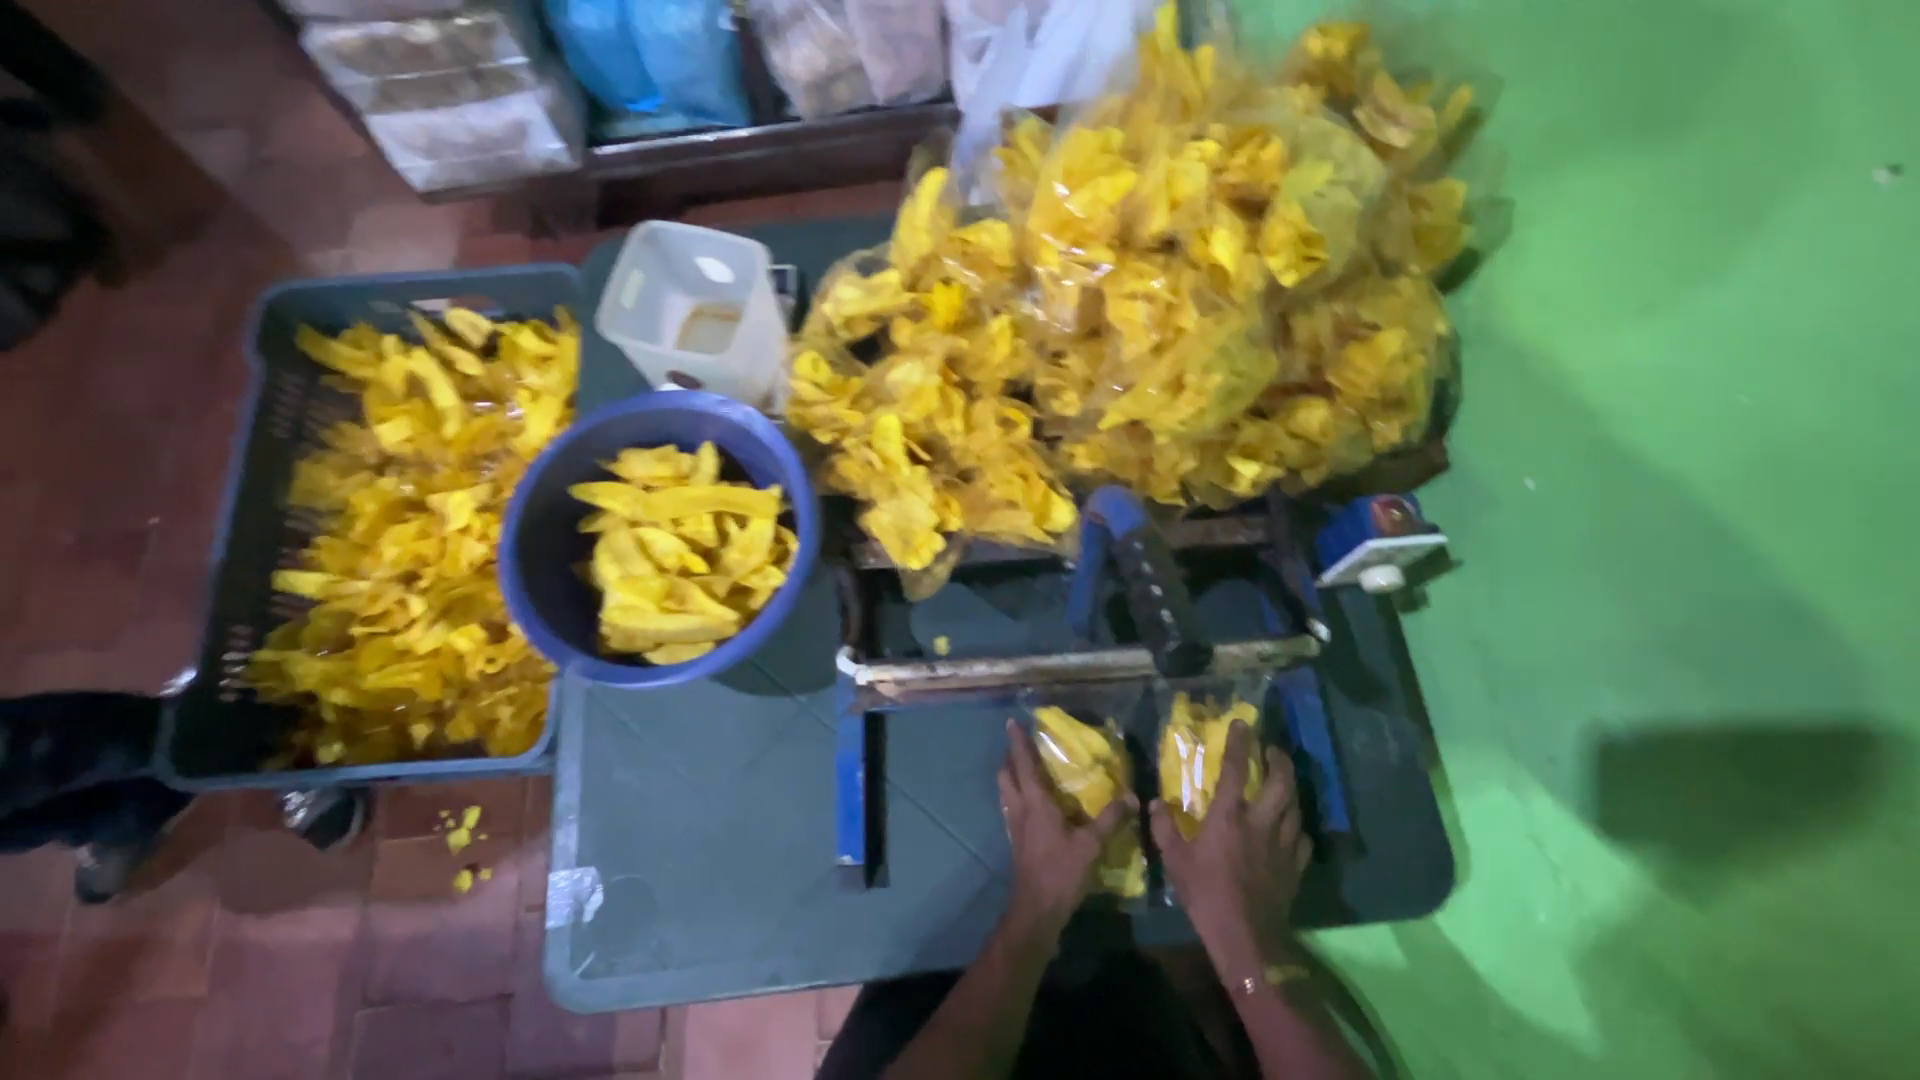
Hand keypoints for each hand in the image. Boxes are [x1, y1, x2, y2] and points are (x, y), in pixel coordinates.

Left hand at [998, 718, 1130, 937]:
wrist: (1037, 909)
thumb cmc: (1061, 871)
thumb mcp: (1092, 844)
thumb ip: (1111, 819)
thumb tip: (1132, 796)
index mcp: (1035, 802)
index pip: (1024, 764)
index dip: (1018, 742)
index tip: (1012, 723)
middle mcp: (1020, 809)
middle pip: (1006, 775)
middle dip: (1010, 757)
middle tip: (1019, 744)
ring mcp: (1015, 826)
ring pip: (1006, 792)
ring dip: (1010, 776)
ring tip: (1022, 768)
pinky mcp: (1016, 841)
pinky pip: (1012, 808)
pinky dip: (1016, 796)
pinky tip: (1029, 804)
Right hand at [1149, 720, 1311, 965]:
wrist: (1246, 936)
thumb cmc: (1205, 894)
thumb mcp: (1174, 861)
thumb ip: (1163, 828)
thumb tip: (1154, 803)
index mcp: (1229, 816)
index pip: (1237, 769)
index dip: (1240, 743)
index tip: (1242, 723)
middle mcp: (1260, 822)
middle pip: (1281, 781)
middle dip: (1280, 760)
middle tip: (1273, 750)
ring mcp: (1283, 844)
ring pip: (1295, 806)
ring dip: (1291, 788)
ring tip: (1284, 781)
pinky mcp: (1295, 866)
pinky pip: (1302, 837)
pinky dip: (1297, 825)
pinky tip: (1292, 826)